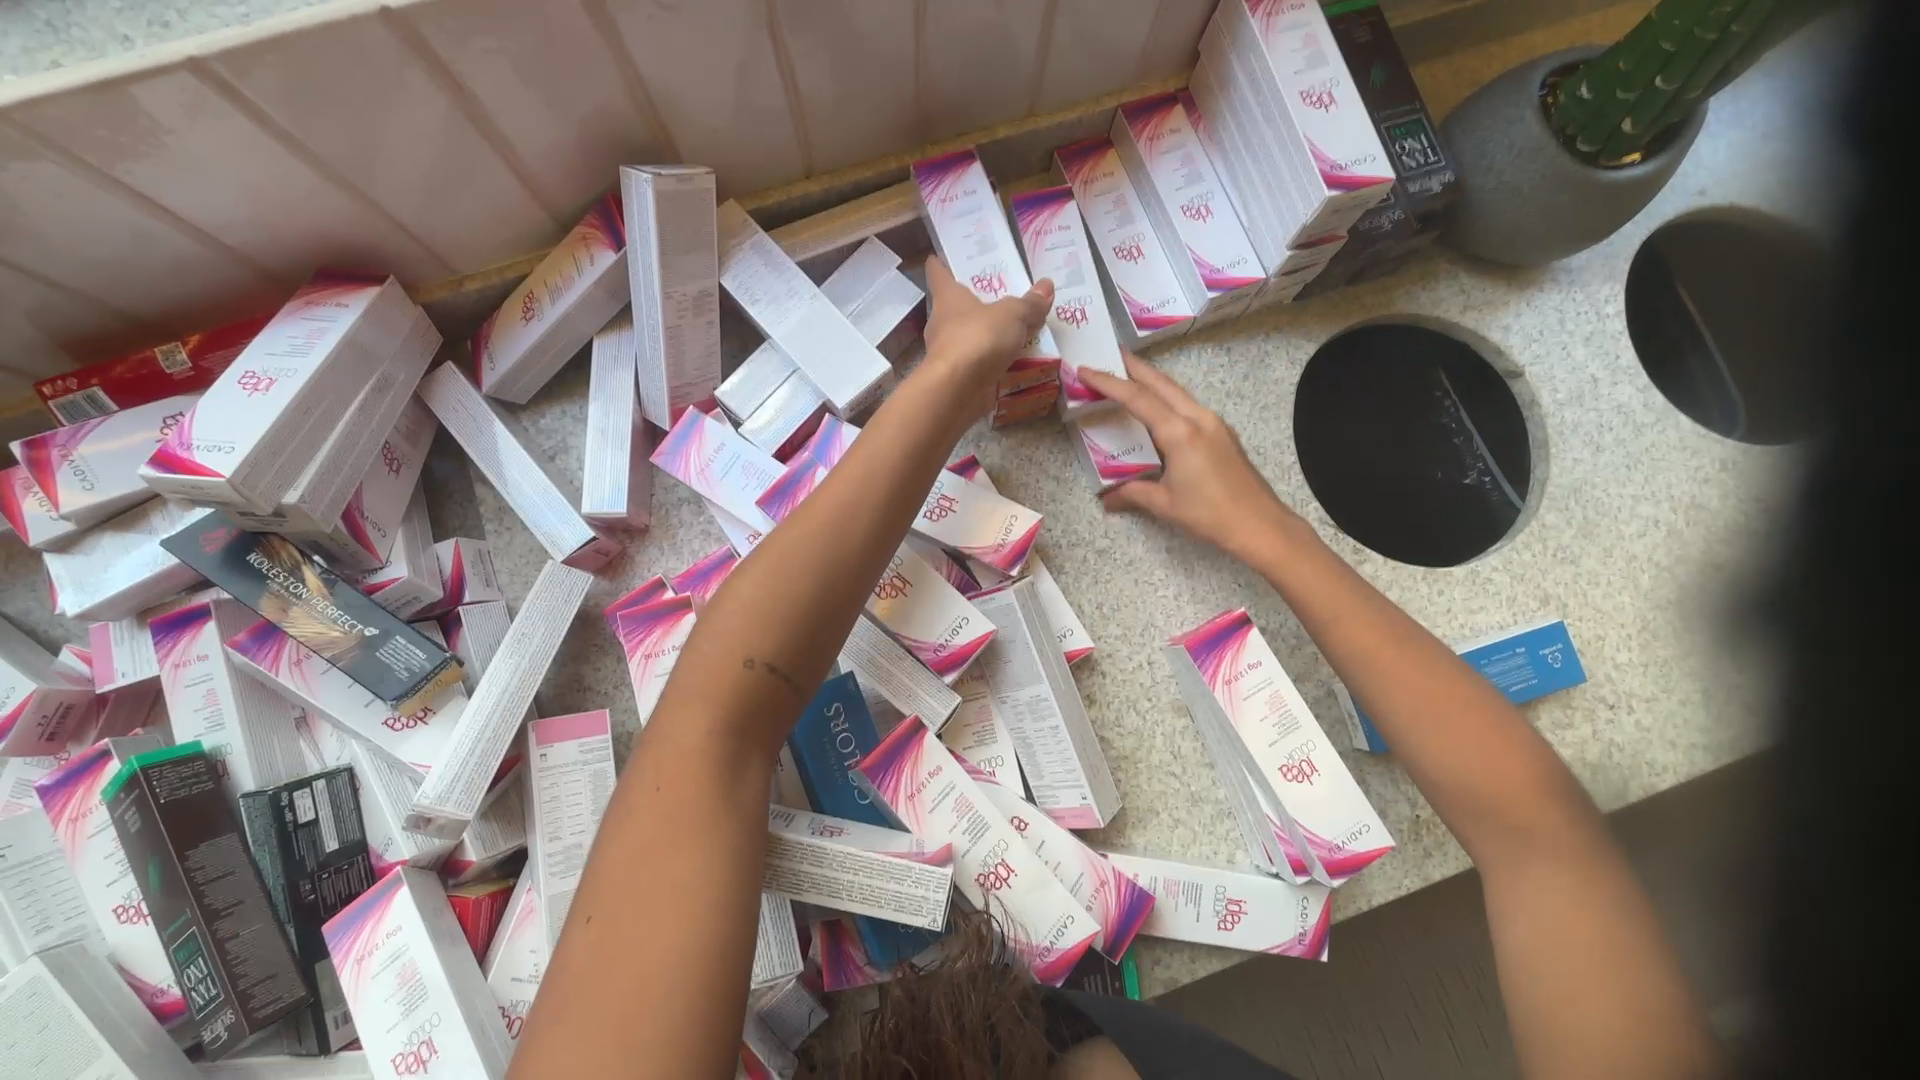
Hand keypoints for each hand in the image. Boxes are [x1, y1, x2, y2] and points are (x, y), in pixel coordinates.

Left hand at [919, 255, 1052, 409]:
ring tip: (1015, 329)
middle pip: (956, 306)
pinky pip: (978, 363)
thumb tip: (1046, 286)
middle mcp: (942, 321)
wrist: (957, 391)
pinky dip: (992, 361)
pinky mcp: (957, 377)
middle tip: (1002, 295)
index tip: (948, 256)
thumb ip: (1029, 303)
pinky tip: (1013, 360)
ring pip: (968, 336)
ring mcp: (947, 351)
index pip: (937, 272)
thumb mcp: (1012, 315)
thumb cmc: (978, 339)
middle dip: (976, 302)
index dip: (942, 263)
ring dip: (986, 334)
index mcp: (948, 297)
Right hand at [1079, 354, 1297, 559]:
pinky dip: (1169, 399)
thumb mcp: (1164, 504)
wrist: (1259, 524)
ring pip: (1177, 392)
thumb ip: (1133, 493)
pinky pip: (1189, 406)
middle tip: (1111, 355)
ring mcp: (1214, 424)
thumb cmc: (1209, 514)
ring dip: (1153, 382)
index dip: (1108, 382)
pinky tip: (1161, 408)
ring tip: (1132, 376)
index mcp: (1179, 432)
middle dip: (1134, 368)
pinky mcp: (1222, 434)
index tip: (1086, 369)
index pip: (1137, 398)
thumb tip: (1107, 499)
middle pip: (1161, 384)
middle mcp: (1198, 418)